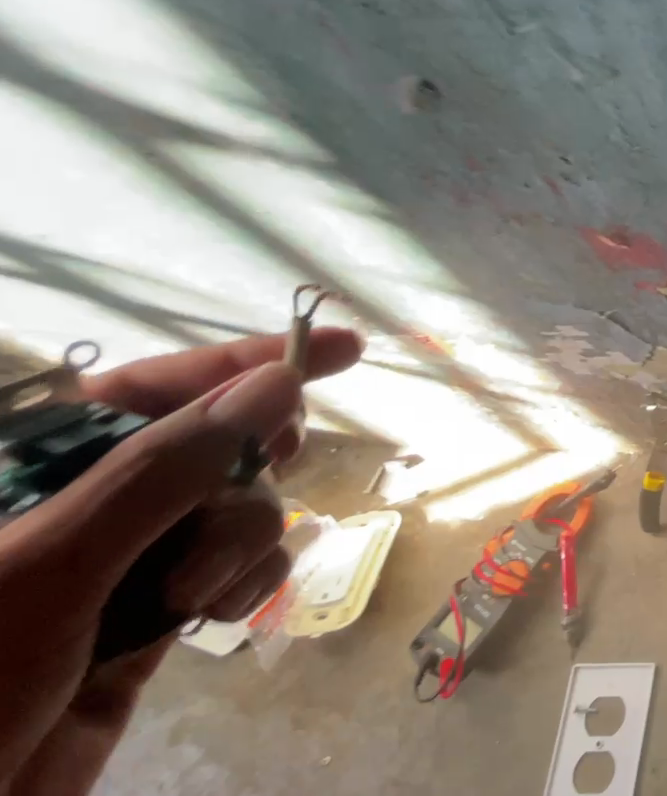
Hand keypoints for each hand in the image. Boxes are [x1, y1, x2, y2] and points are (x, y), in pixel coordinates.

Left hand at [0, 330, 361, 795]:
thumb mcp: (50, 570)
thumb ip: (162, 472)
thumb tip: (276, 386)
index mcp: (21, 481)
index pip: (140, 389)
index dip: (237, 362)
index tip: (338, 350)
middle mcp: (77, 512)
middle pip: (205, 444)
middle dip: (249, 459)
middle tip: (284, 457)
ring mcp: (121, 563)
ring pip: (232, 508)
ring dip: (241, 540)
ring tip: (201, 592)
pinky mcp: (158, 611)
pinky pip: (237, 566)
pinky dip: (247, 580)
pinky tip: (220, 613)